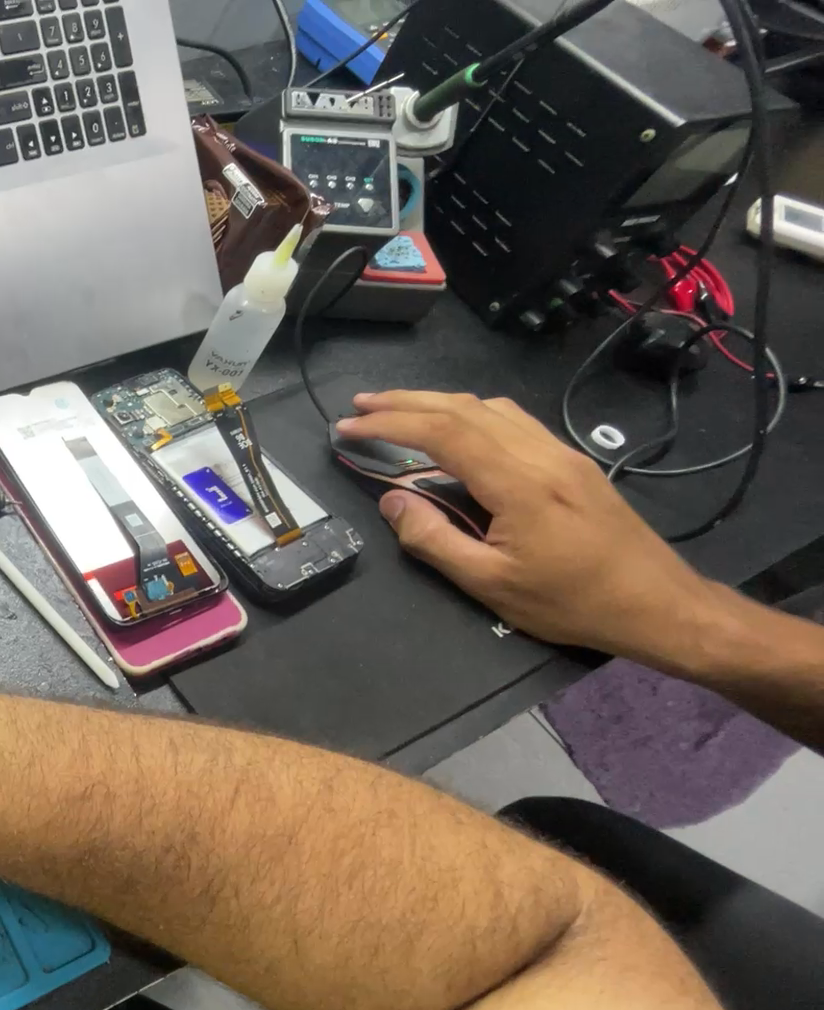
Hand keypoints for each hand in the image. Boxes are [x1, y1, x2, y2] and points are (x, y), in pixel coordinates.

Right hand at [337, 390, 718, 657]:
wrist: (661, 607)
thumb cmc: (571, 602)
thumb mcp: (488, 583)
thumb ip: (432, 539)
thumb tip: (391, 501)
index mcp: (520, 485)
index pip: (443, 434)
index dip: (389, 425)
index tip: (348, 427)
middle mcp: (543, 457)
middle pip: (464, 409)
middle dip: (405, 402)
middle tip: (359, 406)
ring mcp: (562, 455)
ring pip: (490, 408)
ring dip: (435, 402)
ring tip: (394, 410)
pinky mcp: (571, 463)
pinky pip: (512, 421)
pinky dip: (468, 413)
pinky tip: (450, 425)